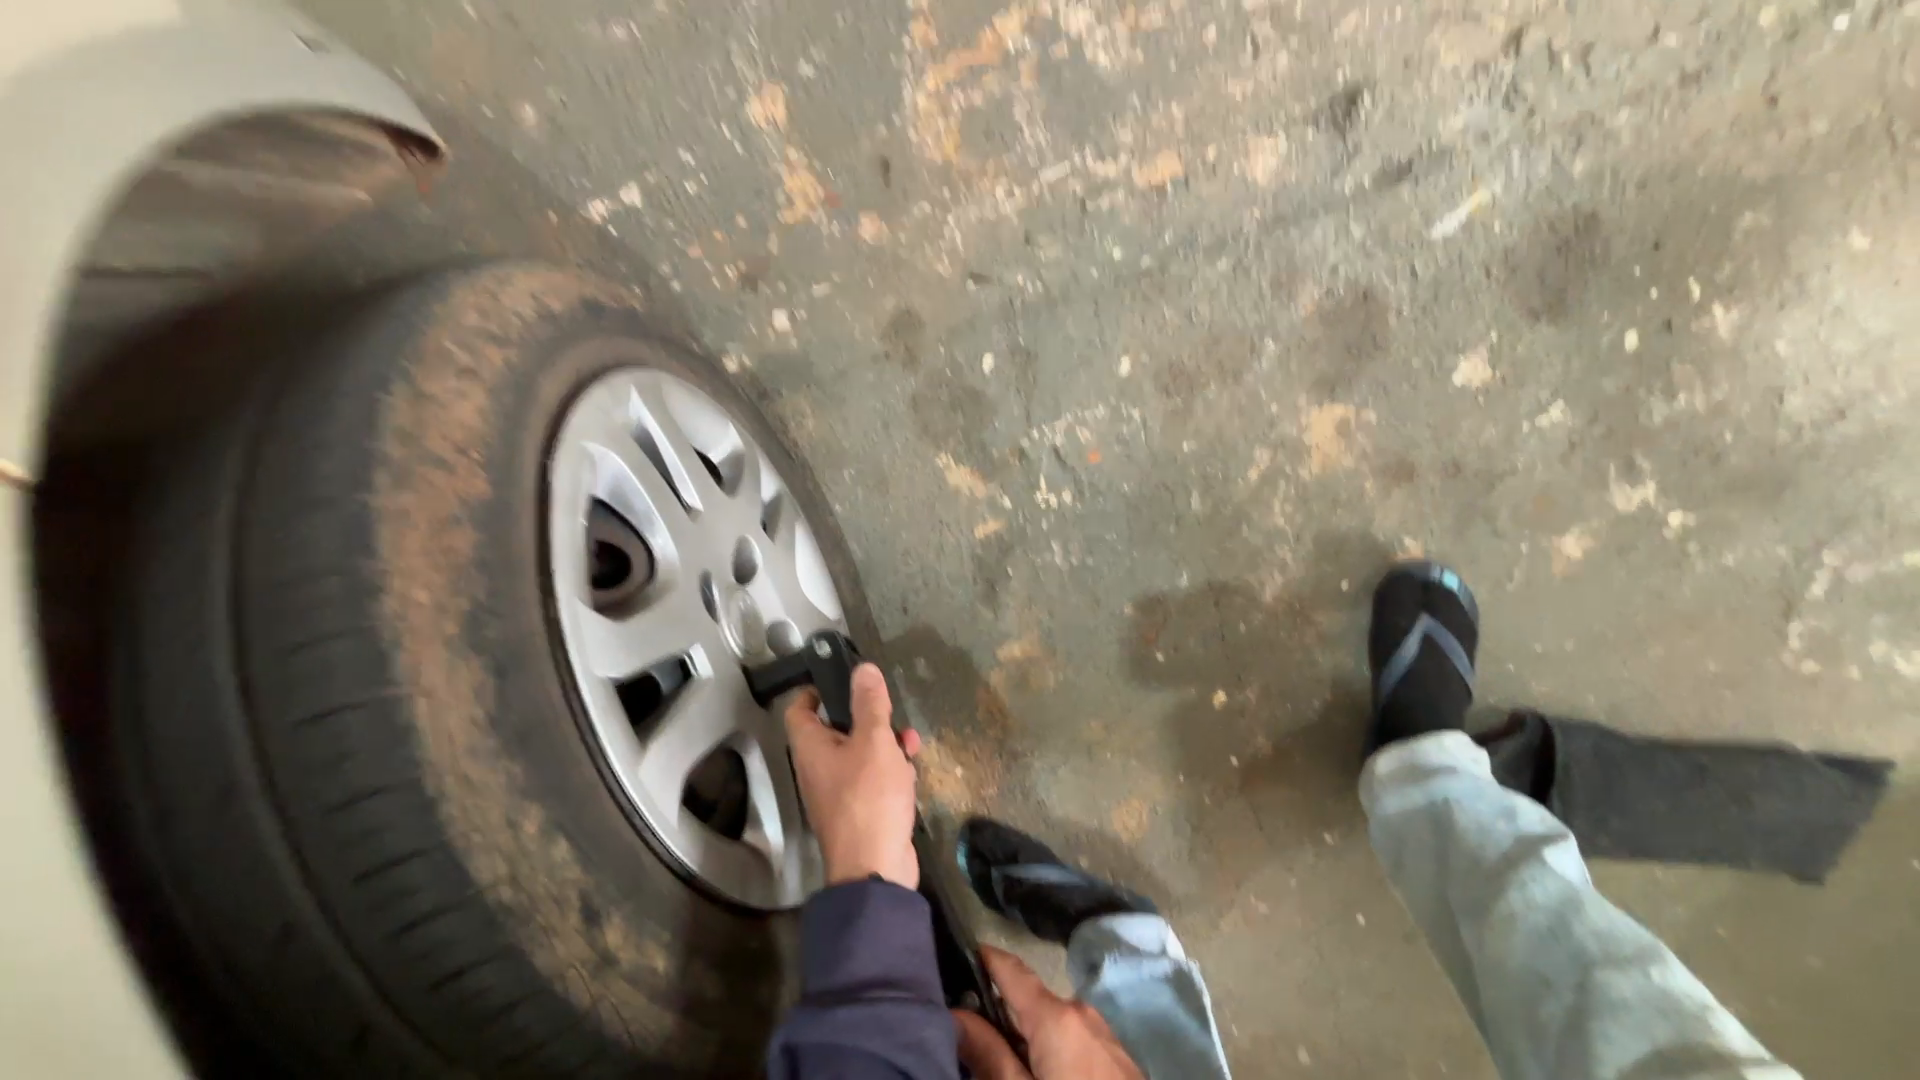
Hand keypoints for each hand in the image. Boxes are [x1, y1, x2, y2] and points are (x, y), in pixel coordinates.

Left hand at [783, 663, 922, 887]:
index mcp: (811, 748)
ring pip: (859, 755)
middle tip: (891, 712)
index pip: (799, 709)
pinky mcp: (860, 811)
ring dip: (885, 745)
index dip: (816, 690)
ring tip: (911, 745)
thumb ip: (870, 704)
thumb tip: (863, 669)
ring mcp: (838, 792)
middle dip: (867, 719)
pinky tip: (911, 776)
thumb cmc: (868, 797)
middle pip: (836, 730)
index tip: (842, 679)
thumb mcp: (875, 742)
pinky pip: (872, 780)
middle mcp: (817, 768)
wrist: (874, 869)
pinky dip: (890, 772)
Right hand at [953, 946, 1144, 1079]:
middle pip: (1029, 1002)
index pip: (1011, 968)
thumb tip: (956, 1014)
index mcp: (1056, 1015)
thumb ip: (989, 1055)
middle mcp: (1081, 1012)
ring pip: (1052, 1024)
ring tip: (1005, 1063)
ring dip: (1027, 1039)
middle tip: (969, 1038)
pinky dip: (1052, 1052)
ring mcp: (1104, 1034)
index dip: (983, 959)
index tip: (955, 958)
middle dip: (1000, 1015)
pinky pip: (1074, 1042)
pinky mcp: (1118, 1058)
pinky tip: (1042, 1076)